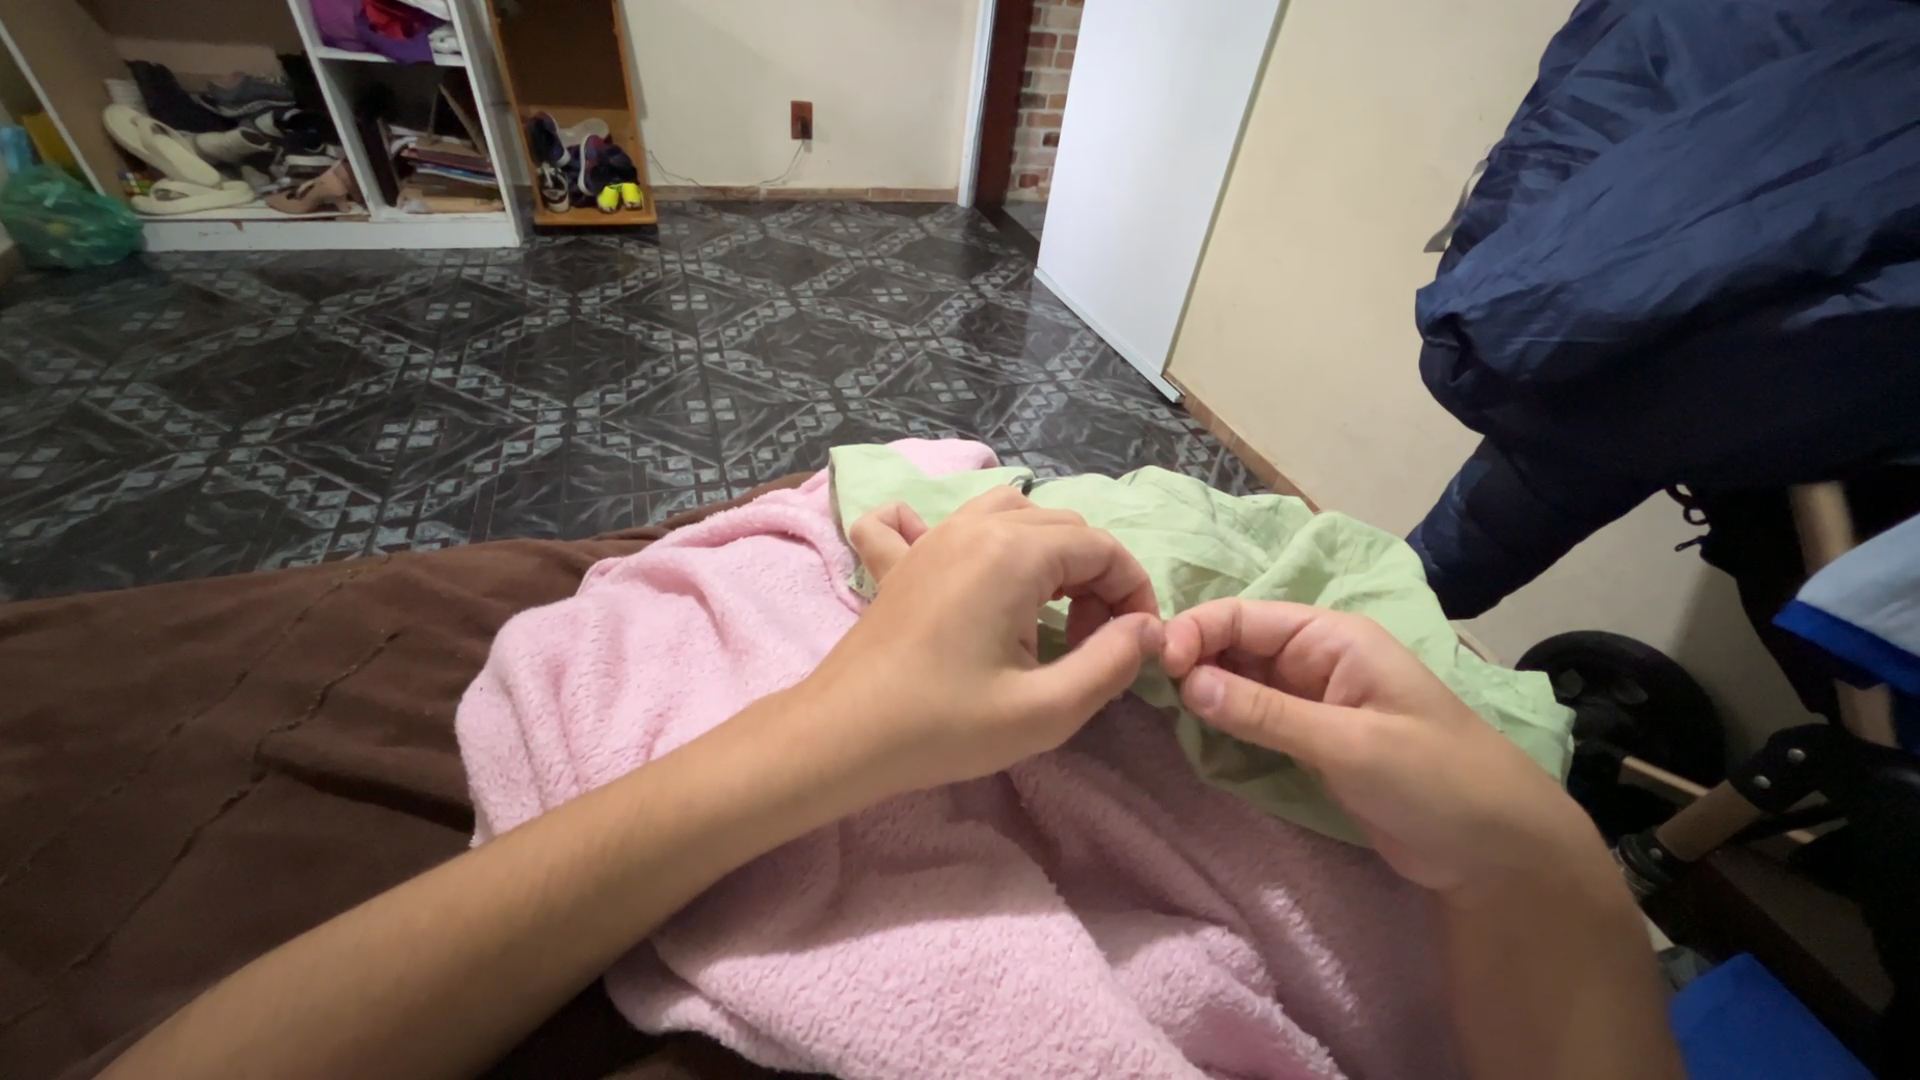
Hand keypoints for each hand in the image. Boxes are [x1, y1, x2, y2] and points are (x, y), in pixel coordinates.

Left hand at [795, 488, 1162, 798]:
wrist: (843, 736)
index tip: (1136, 640)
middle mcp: (974, 528)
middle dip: (1095, 575)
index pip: (1101, 547)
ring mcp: (930, 538)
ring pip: (1008, 512)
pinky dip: (954, 530)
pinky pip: (926, 518)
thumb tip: (1148, 628)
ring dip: (1044, 551)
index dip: (1134, 590)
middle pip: (1061, 527)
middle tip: (1094, 638)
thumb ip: (1111, 662)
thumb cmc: (944, 726)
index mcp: (1013, 554)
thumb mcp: (1045, 709)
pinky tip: (955, 558)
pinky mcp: (899, 560)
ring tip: (1046, 607)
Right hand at [1162, 599, 1603, 896]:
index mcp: (1330, 637)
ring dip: (1202, 691)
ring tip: (1163, 711)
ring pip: (1236, 679)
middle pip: (1234, 644)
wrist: (1499, 853)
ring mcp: (1307, 698)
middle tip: (1152, 693)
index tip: (1160, 666)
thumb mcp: (1350, 744)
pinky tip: (1195, 731)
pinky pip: (1249, 715)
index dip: (1197, 632)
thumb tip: (1187, 683)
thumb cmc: (1437, 780)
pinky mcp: (1305, 736)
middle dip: (1192, 660)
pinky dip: (1220, 720)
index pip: (1245, 617)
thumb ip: (1266, 712)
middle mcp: (1313, 658)